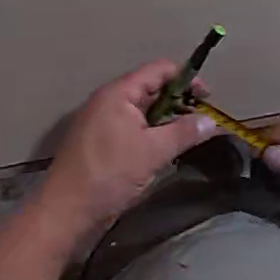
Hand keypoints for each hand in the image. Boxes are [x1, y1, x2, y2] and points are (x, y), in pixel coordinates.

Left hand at [37, 60, 221, 233]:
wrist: (67, 209)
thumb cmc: (110, 173)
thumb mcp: (153, 152)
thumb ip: (184, 132)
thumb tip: (212, 121)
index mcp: (119, 92)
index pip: (159, 70)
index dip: (186, 78)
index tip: (208, 98)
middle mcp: (109, 100)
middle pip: (150, 88)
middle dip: (178, 100)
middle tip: (202, 120)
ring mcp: (102, 120)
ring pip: (142, 110)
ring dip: (166, 119)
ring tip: (189, 136)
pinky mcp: (101, 141)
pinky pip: (132, 127)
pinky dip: (151, 132)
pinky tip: (165, 149)